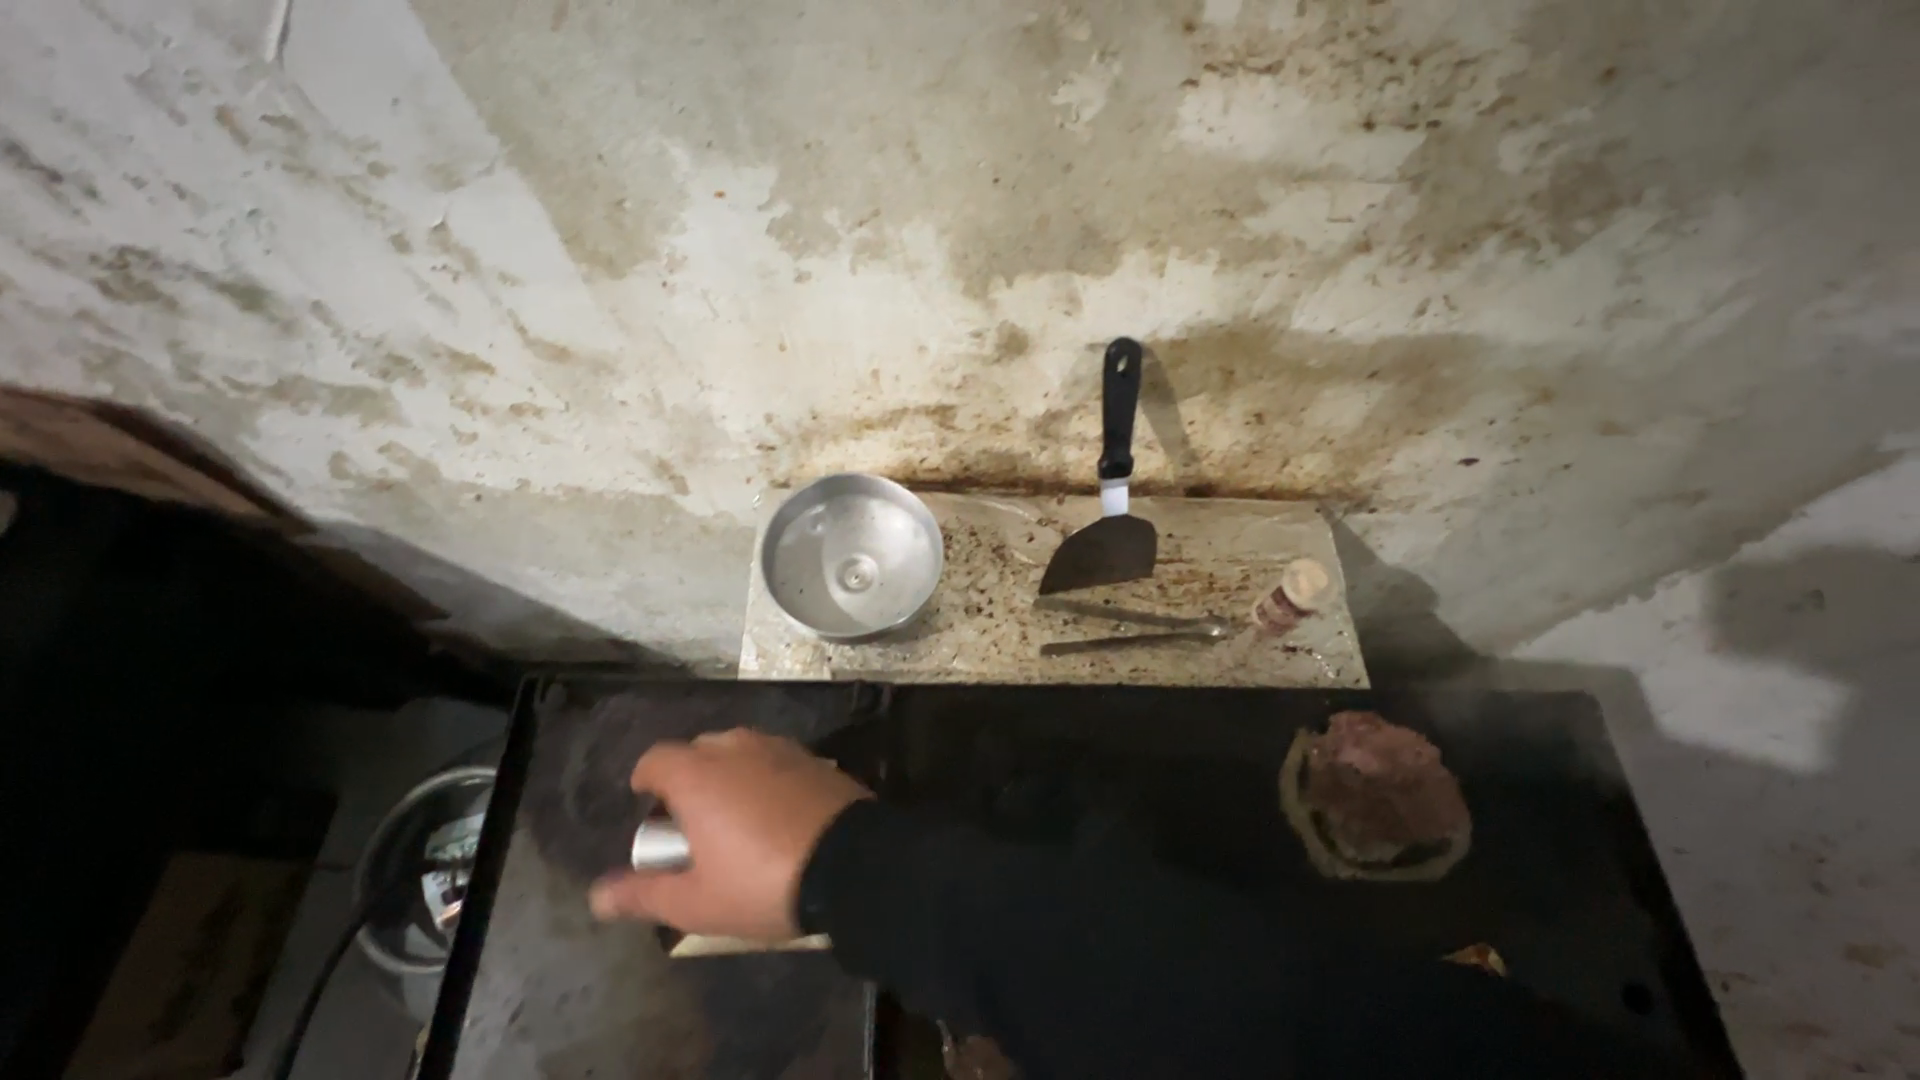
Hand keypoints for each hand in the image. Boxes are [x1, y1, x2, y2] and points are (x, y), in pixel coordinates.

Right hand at [587, 728, 870, 940]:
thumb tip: (597, 895)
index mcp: (698, 774)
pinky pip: (775, 760)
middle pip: (698, 750)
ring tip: (734, 819)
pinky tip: (775, 814)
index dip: (646, 782)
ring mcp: (781, 748)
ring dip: (728, 775)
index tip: (650, 811)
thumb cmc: (762, 882)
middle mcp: (736, 748)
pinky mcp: (815, 759)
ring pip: (740, 751)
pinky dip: (765, 778)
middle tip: (691, 824)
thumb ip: (643, 893)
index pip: (655, 759)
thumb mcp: (696, 902)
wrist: (852, 864)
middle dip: (687, 779)